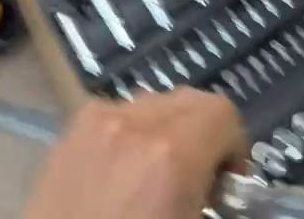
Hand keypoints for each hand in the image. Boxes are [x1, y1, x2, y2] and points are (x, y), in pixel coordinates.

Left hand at [23, 89, 247, 218]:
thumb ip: (210, 203)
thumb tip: (220, 191)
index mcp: (170, 156)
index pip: (221, 113)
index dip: (234, 148)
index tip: (226, 188)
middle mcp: (133, 123)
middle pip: (189, 100)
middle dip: (203, 138)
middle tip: (198, 188)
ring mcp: (95, 121)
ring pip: (152, 103)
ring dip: (167, 132)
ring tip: (156, 182)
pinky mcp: (69, 131)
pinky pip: (117, 113)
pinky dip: (132, 135)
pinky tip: (121, 178)